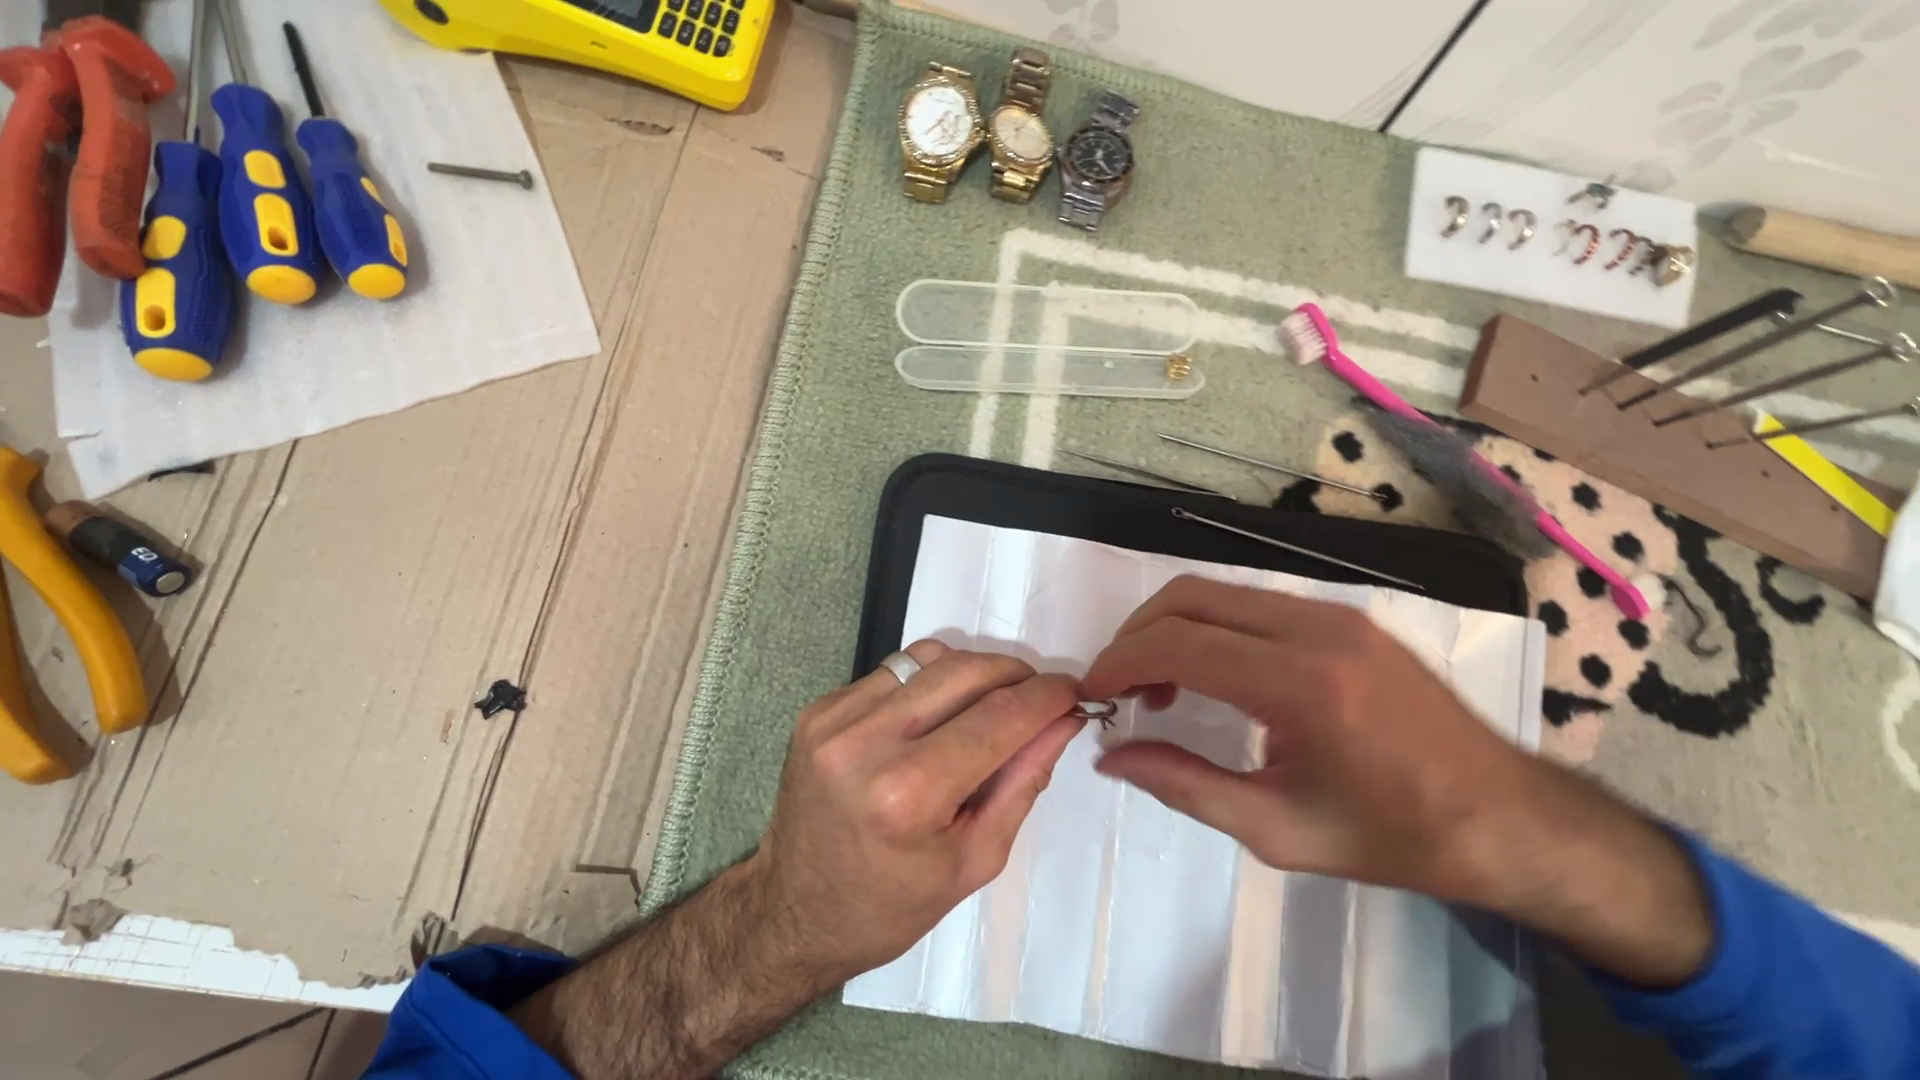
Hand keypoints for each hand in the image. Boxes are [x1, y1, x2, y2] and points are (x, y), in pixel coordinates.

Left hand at [744, 640, 1085, 983]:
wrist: (796, 911)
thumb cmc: (892, 904)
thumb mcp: (976, 858)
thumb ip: (1024, 780)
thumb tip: (1063, 720)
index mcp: (908, 794)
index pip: (1000, 717)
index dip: (1047, 698)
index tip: (1073, 694)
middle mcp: (865, 742)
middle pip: (966, 670)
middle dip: (1017, 674)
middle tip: (1041, 697)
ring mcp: (835, 719)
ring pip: (930, 658)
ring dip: (974, 673)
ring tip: (992, 706)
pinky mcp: (820, 709)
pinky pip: (895, 671)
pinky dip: (930, 682)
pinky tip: (939, 716)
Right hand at [1083, 576, 1712, 986]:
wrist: (1506, 818)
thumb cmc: (1393, 837)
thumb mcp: (1278, 831)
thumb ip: (1184, 786)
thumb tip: (1109, 756)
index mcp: (1303, 685)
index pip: (1179, 642)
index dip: (1119, 662)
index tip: (1091, 694)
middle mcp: (1317, 630)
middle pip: (1189, 597)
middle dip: (1135, 636)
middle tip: (1118, 691)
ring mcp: (1336, 615)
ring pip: (1218, 591)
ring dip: (1170, 627)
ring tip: (1157, 689)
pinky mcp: (1347, 617)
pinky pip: (1252, 602)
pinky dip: (1209, 626)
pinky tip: (1208, 675)